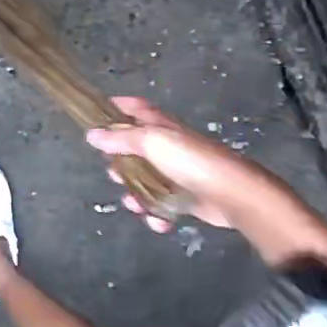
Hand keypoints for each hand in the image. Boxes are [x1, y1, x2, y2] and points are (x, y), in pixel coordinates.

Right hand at [86, 96, 294, 233]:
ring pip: (145, 181)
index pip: (136, 108)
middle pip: (135, 149)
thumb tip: (91, 134)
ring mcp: (178, 173)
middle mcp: (169, 147)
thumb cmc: (191, 161)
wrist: (234, 195)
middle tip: (115, 173)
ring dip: (136, 195)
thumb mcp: (151, 142)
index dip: (117, 107)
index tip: (95, 114)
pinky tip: (157, 220)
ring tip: (135, 204)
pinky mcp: (186, 198)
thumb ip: (120, 138)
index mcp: (161, 126)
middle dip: (121, 163)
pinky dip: (157, 214)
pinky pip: (162, 205)